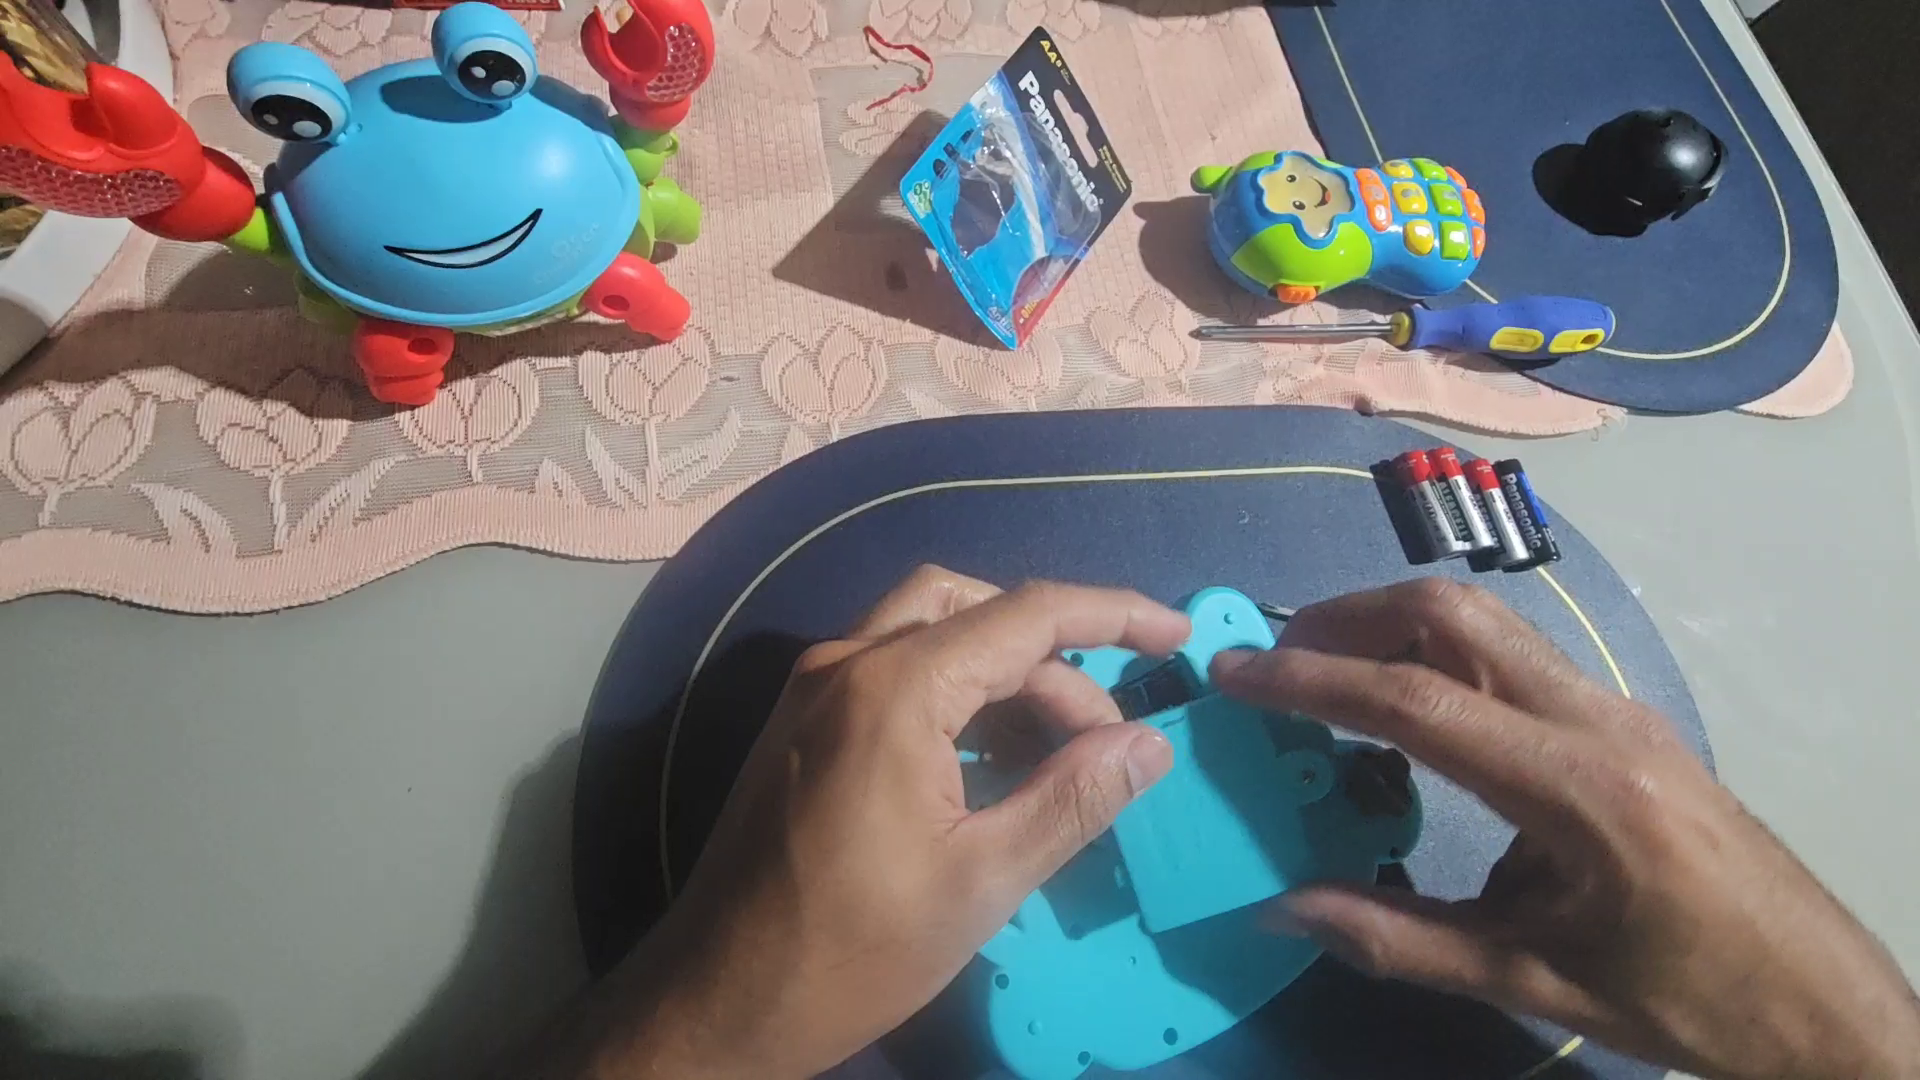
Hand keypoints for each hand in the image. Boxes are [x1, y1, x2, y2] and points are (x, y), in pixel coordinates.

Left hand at [529, 567, 1187, 1079]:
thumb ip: (1071, 799)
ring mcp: (821, 680)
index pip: (1026, 613)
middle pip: (980, 611)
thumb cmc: (849, 950)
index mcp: (895, 687)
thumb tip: (1149, 745)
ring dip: (1008, 672)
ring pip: (937, 628)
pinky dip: (960, 691)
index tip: (1173, 634)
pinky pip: (901, 666)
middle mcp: (851, 658)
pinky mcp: (808, 711)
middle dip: (1056, 662)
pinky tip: (991, 756)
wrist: (714, 1001)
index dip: (1110, 614)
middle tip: (1104, 740)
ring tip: (1057, 752)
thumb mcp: (979, 882)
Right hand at [1210, 579, 1919, 1079]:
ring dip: (1378, 619)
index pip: (1413, 701)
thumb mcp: (1532, 979)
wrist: (1840, 1006)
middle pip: (1446, 615)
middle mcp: (1592, 717)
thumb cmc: (1689, 999)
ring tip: (1320, 663)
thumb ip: (1395, 939)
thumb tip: (1281, 908)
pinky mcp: (1606, 704)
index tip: (1234, 672)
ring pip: (1472, 613)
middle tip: (1278, 659)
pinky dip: (1418, 641)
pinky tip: (1392, 688)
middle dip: (1342, 619)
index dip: (1309, 681)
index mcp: (1577, 790)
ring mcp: (1605, 700)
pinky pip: (1494, 641)